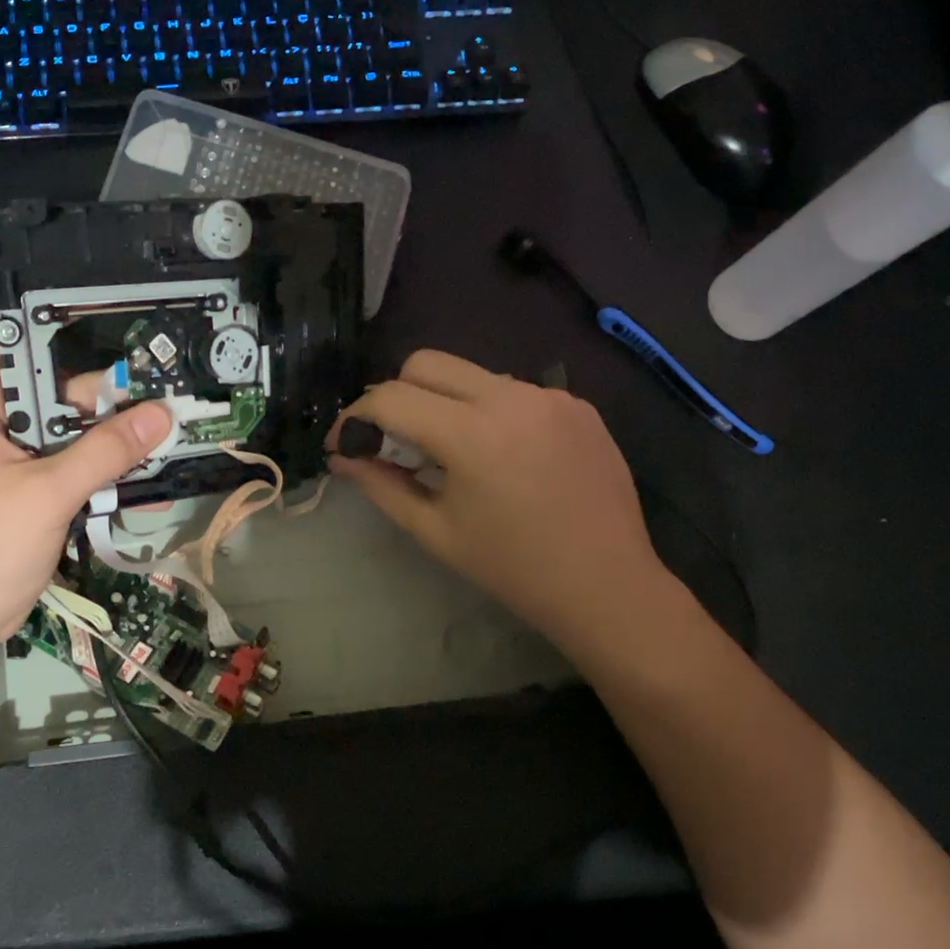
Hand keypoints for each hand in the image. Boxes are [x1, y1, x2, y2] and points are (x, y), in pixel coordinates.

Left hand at [0, 327, 171, 659]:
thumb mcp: (48, 493)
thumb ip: (106, 451)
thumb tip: (162, 415)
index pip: (10, 339)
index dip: (56, 326)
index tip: (116, 323)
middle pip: (54, 387)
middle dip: (104, 394)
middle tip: (160, 396)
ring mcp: (15, 461)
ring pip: (70, 431)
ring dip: (111, 436)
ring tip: (165, 433)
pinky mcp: (32, 494)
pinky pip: (73, 468)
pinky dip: (104, 471)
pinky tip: (145, 475)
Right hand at [329, 350, 668, 649]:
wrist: (607, 585)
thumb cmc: (512, 569)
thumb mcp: (435, 532)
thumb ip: (382, 486)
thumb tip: (342, 457)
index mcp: (472, 434)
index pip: (391, 397)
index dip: (355, 417)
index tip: (344, 444)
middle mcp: (511, 397)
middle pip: (427, 363)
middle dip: (395, 395)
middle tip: (392, 441)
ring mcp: (550, 396)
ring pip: (471, 374)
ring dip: (443, 402)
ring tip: (449, 453)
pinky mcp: (577, 405)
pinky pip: (513, 391)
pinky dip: (489, 412)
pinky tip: (499, 456)